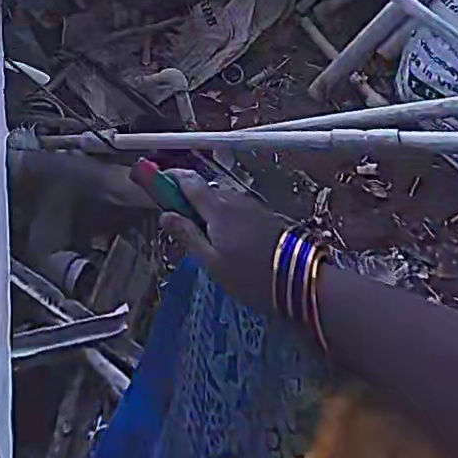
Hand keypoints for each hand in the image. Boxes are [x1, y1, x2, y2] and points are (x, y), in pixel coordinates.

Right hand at [156, 169, 291, 313]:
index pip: (187, 180)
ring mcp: (251, 206)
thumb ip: (187, 235)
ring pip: (221, 200)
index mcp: (216, 208)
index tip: (154, 180)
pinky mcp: (265, 216)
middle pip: (203, 189)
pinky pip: (236, 209)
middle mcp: (233, 199)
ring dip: (207, 209)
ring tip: (207, 238)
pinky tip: (230, 240)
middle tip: (180, 219)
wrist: (303, 280)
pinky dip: (225, 217)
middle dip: (187, 197)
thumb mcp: (212, 263)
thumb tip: (165, 215)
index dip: (169, 177)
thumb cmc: (251, 276)